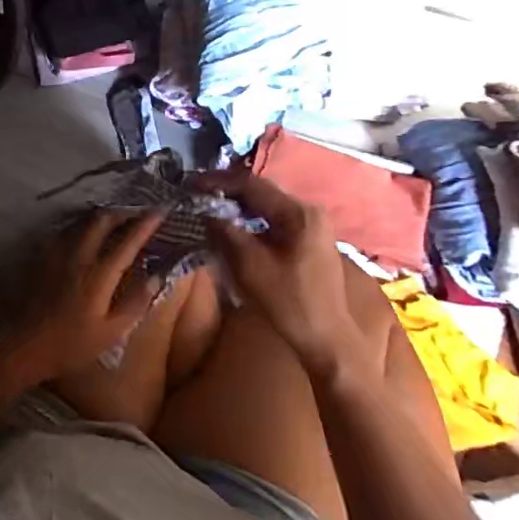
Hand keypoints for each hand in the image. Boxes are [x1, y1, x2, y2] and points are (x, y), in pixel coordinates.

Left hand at [0, 210, 165, 390]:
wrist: (21, 346)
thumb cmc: (70, 344)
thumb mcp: (110, 332)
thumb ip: (136, 301)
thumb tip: (157, 276)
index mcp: (99, 274)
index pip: (129, 240)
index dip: (147, 222)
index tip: (162, 210)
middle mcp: (78, 255)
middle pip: (103, 219)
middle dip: (124, 211)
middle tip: (139, 212)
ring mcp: (57, 253)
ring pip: (83, 221)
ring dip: (103, 216)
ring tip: (117, 218)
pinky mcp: (42, 256)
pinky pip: (66, 230)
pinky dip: (83, 225)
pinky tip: (86, 233)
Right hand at [200, 172, 379, 382]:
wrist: (327, 338)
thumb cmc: (290, 303)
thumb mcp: (251, 267)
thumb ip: (228, 233)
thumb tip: (207, 213)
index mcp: (299, 213)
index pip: (253, 185)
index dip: (219, 181)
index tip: (192, 184)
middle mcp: (310, 212)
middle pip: (263, 193)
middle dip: (229, 192)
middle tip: (198, 195)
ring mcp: (313, 226)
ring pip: (269, 208)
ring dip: (240, 207)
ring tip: (211, 210)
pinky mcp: (311, 241)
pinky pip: (277, 222)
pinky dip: (253, 222)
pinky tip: (235, 229)